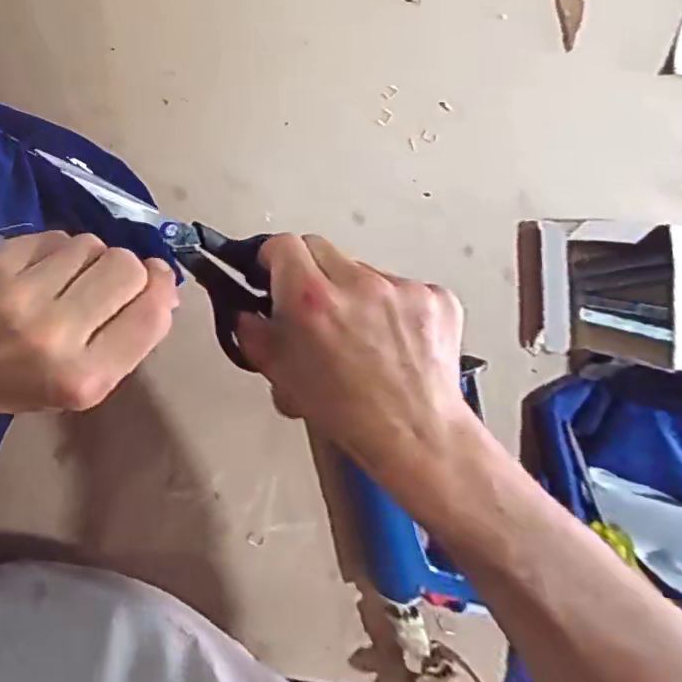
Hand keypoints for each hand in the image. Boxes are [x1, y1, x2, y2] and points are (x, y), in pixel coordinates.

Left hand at [0, 231, 178, 413]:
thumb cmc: (24, 381)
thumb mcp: (85, 383)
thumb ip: (130, 339)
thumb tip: (166, 286)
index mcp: (83, 377)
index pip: (149, 315)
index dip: (161, 287)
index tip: (157, 277)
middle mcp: (54, 334)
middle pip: (124, 267)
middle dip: (125, 268)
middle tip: (105, 279)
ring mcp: (22, 294)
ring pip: (90, 244)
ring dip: (87, 256)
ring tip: (66, 278)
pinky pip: (54, 235)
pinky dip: (55, 248)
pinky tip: (39, 270)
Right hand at [236, 234, 474, 489]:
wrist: (416, 437)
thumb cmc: (348, 411)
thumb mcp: (275, 367)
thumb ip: (249, 327)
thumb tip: (246, 309)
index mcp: (309, 296)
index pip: (281, 243)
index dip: (272, 257)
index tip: (272, 270)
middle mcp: (355, 283)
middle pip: (318, 247)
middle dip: (308, 269)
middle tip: (309, 299)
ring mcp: (399, 288)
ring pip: (359, 267)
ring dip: (350, 288)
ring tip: (354, 328)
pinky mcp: (435, 297)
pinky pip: (399, 285)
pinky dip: (390, 304)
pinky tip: (387, 334)